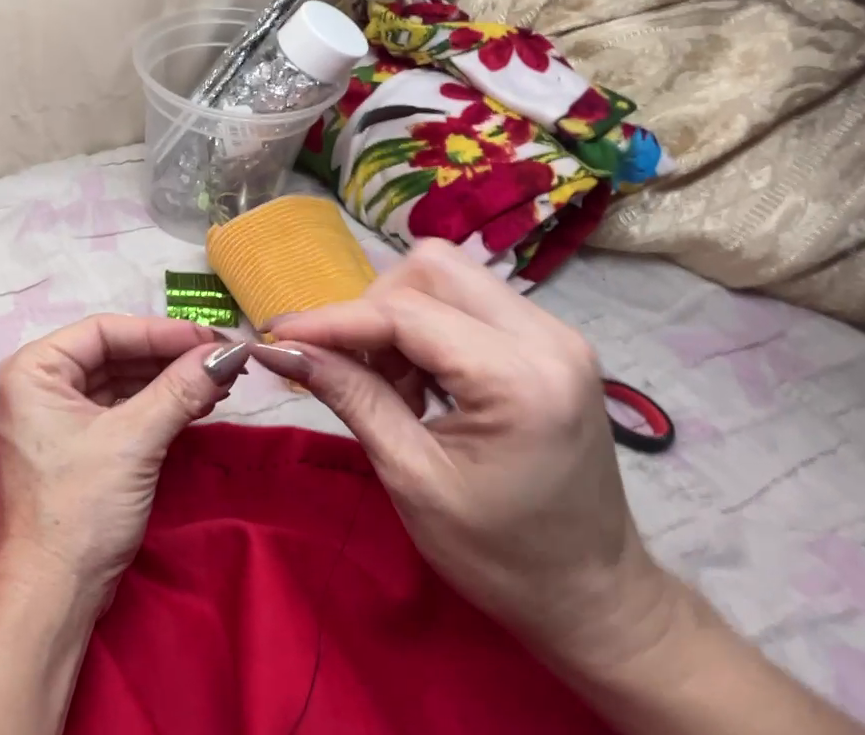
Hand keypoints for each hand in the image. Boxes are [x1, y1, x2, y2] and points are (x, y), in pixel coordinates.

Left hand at [0, 315, 227, 603]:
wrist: (52, 592)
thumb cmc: (79, 507)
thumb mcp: (134, 441)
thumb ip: (180, 390)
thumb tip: (228, 353)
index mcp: (33, 369)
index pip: (105, 331)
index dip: (162, 331)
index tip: (214, 338)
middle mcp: (40, 384)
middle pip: (115, 354)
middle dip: (171, 357)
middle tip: (226, 359)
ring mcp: (58, 415)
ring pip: (122, 382)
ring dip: (171, 382)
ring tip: (223, 381)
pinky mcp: (79, 444)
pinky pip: (123, 410)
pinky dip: (160, 407)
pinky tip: (200, 403)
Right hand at [264, 240, 678, 669]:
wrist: (590, 595)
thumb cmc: (499, 554)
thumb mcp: (411, 477)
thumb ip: (350, 397)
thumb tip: (280, 349)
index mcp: (521, 378)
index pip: (404, 313)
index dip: (331, 320)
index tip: (275, 336)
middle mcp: (547, 338)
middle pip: (431, 269)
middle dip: (370, 309)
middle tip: (346, 368)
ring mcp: (553, 336)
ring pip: (446, 279)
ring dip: (394, 319)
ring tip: (385, 385)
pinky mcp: (546, 345)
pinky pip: (464, 304)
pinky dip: (421, 330)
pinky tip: (415, 384)